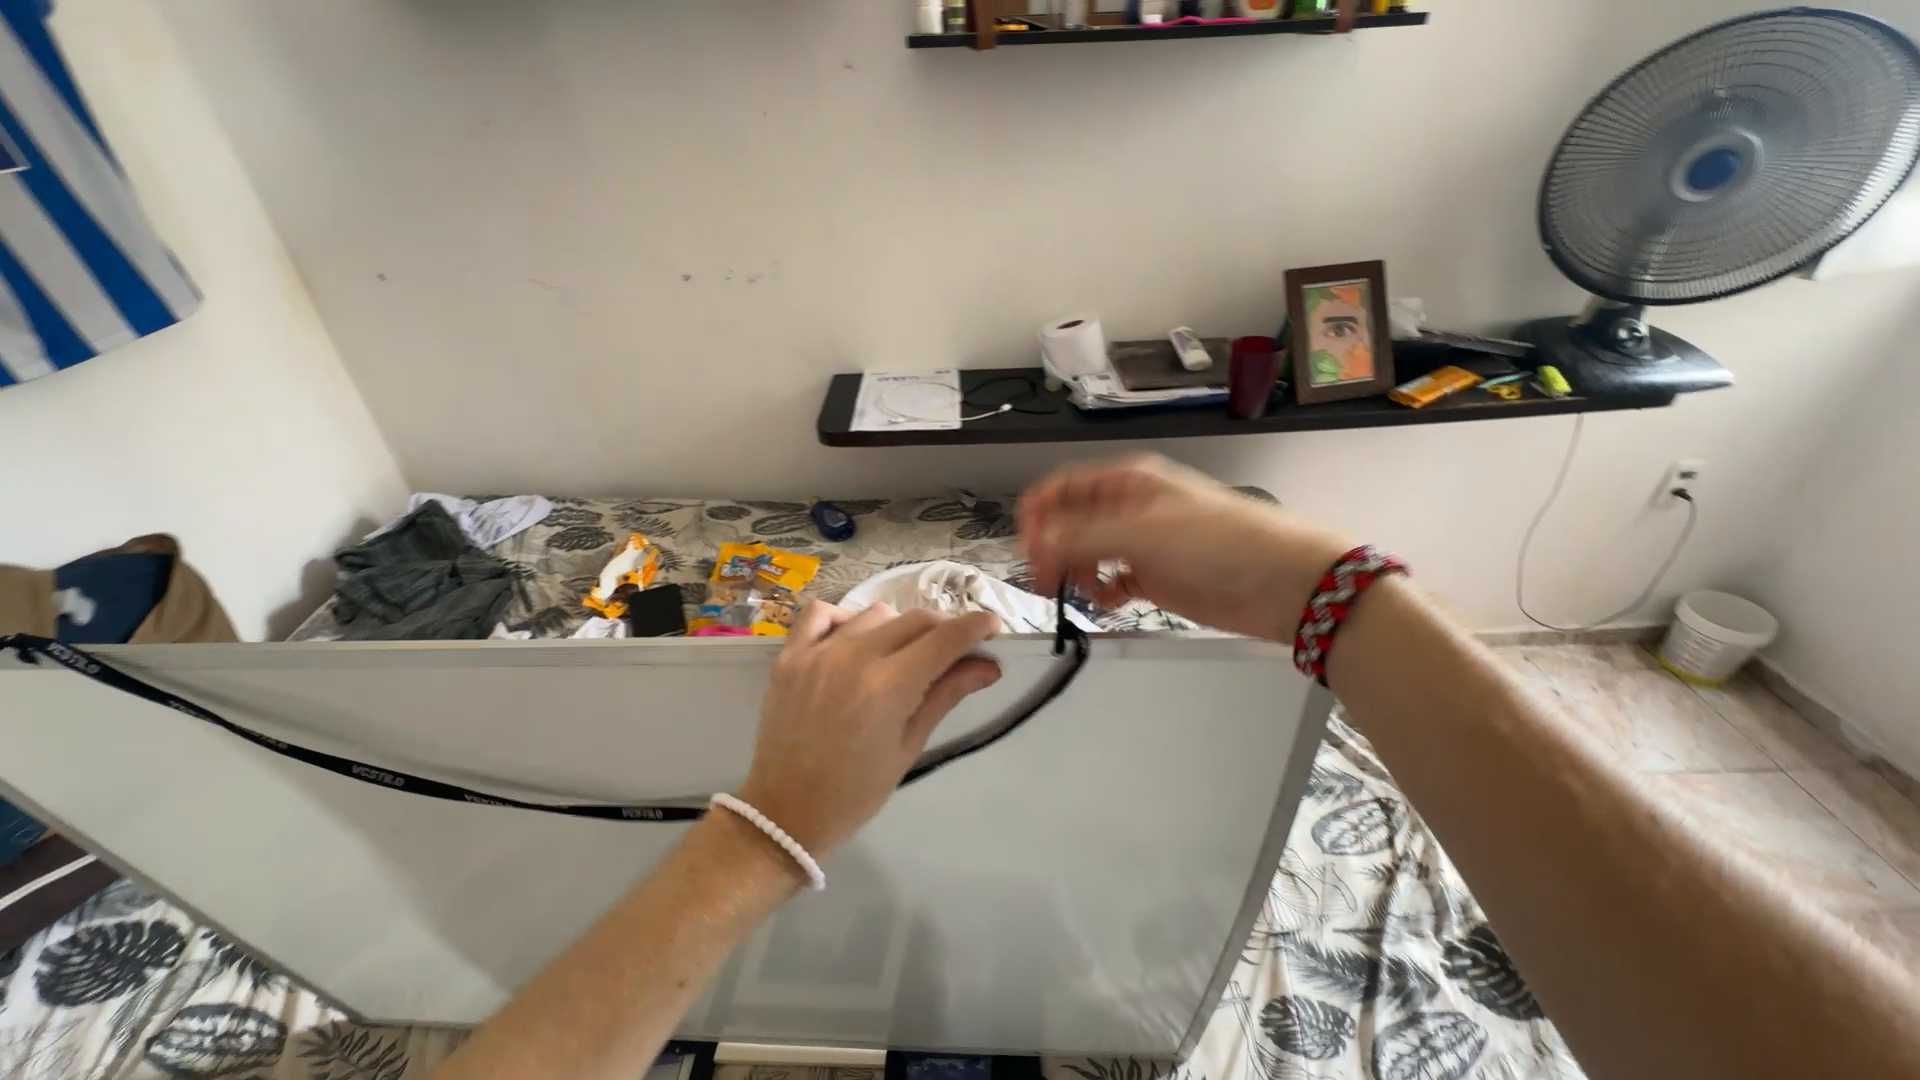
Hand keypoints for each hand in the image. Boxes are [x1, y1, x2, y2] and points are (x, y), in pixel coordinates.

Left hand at [736, 601, 1001, 862]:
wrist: (785, 811)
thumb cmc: (856, 791)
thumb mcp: (909, 746)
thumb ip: (946, 695)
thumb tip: (989, 666)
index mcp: (888, 687)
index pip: (945, 639)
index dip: (975, 627)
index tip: (993, 625)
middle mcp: (854, 658)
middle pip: (915, 620)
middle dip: (943, 628)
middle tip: (953, 649)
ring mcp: (817, 653)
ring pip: (875, 614)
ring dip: (898, 627)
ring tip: (900, 654)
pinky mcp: (789, 655)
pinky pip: (820, 613)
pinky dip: (845, 617)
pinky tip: (854, 638)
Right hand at [1019, 455, 1355, 641]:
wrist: (1281, 582)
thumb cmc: (1217, 541)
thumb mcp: (1143, 532)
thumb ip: (1082, 537)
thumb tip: (1032, 544)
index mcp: (1126, 482)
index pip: (1065, 489)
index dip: (1039, 514)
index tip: (1024, 546)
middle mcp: (1129, 509)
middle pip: (1071, 523)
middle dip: (1053, 548)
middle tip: (1047, 580)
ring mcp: (1141, 544)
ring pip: (1087, 554)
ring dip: (1075, 572)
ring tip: (1083, 592)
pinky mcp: (1154, 578)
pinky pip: (1111, 582)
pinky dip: (1102, 592)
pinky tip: (1109, 602)